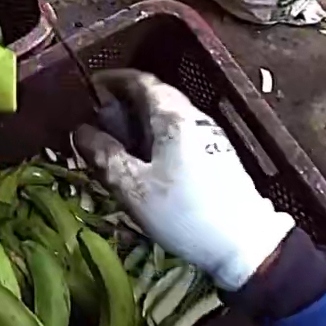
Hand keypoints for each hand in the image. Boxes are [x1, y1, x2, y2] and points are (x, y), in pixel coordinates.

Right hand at [72, 70, 292, 290]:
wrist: (245, 246)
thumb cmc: (184, 212)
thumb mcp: (134, 187)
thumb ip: (105, 155)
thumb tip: (80, 131)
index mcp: (174, 118)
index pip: (142, 81)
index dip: (114, 79)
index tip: (91, 85)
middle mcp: (194, 118)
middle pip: (156, 97)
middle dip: (123, 102)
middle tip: (97, 118)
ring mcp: (208, 137)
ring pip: (167, 117)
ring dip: (138, 122)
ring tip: (115, 141)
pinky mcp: (216, 156)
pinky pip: (178, 134)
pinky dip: (154, 137)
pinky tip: (143, 160)